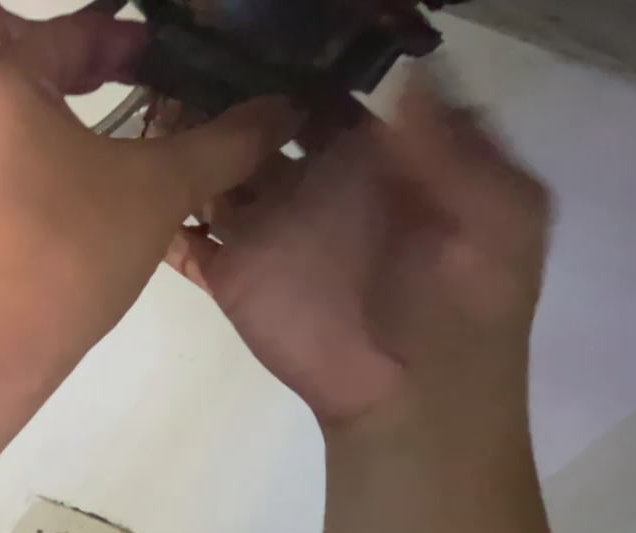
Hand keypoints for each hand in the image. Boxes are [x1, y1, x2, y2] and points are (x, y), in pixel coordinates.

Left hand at [0, 0, 295, 389]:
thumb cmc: (75, 257)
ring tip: (15, 102)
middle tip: (82, 75)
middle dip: (33, 40)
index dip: (110, 38)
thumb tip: (284, 111)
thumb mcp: (161, 189)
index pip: (60, 33)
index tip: (147, 56)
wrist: (4, 348)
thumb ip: (226, 141)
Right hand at [166, 72, 551, 434]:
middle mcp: (308, 180)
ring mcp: (262, 228)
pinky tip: (137, 195)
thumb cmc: (465, 305)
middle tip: (184, 65)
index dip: (296, 60)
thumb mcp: (498, 216)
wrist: (412, 394)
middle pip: (253, 123)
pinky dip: (159, 222)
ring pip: (210, 172)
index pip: (324, 91)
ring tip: (150, 115)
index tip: (259, 31)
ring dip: (181, 145)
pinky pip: (184, 242)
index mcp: (372, 155)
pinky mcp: (229, 275)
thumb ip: (456, 150)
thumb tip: (398, 78)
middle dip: (222, 93)